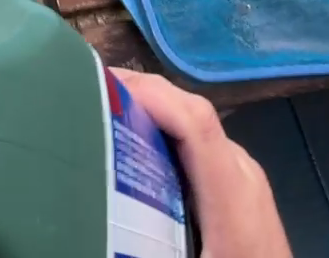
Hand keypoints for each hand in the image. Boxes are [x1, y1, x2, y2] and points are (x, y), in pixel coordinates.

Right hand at [111, 69, 290, 257]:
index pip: (197, 123)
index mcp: (235, 198)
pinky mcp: (238, 183)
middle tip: (86, 89)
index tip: (103, 88)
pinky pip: (197, 138)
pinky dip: (162, 123)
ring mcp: (243, 175)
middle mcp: (242, 173)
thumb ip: (146, 248)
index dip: (152, 96)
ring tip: (101, 105)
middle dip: (140, 90)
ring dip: (150, 103)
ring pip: (194, 119)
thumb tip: (98, 231)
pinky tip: (134, 137)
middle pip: (191, 110)